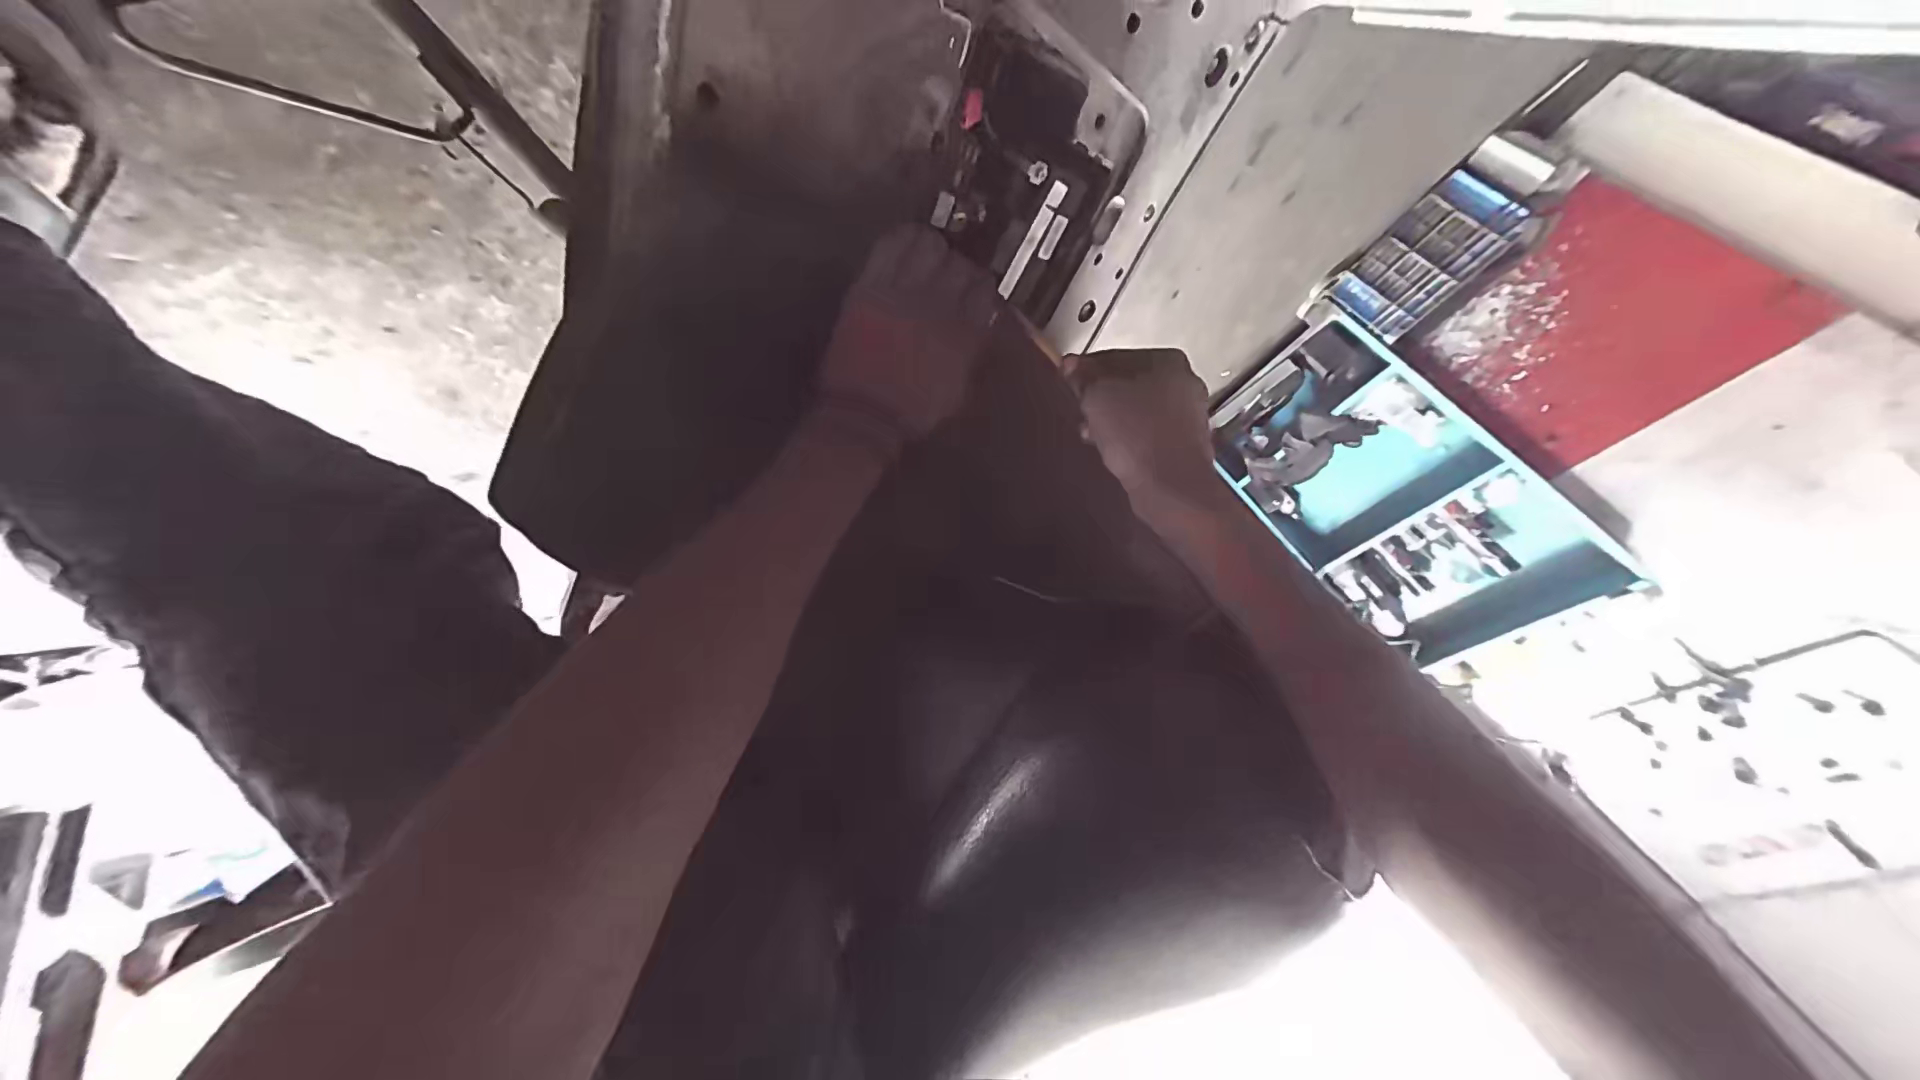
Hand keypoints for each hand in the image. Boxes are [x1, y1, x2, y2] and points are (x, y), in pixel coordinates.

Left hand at [816, 225, 1001, 445]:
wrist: (864, 417)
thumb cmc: (914, 412)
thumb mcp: (958, 389)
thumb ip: (972, 351)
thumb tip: (980, 325)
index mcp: (964, 335)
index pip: (985, 291)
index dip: (983, 286)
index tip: (977, 290)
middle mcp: (938, 308)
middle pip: (960, 265)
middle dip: (960, 266)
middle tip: (951, 273)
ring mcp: (902, 295)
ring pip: (929, 245)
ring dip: (934, 246)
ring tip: (930, 253)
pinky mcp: (870, 288)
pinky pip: (889, 247)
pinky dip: (902, 238)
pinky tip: (906, 241)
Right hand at [1066, 347, 1223, 509]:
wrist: (1170, 484)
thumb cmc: (1132, 433)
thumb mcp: (1097, 398)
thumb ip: (1082, 377)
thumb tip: (1070, 364)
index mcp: (1167, 359)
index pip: (1115, 357)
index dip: (1087, 371)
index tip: (1070, 387)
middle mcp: (1184, 381)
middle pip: (1129, 383)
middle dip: (1102, 397)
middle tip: (1081, 412)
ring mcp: (1189, 412)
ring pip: (1138, 408)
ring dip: (1113, 419)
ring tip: (1092, 435)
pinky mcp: (1186, 442)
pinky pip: (1149, 431)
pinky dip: (1130, 437)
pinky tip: (1113, 450)